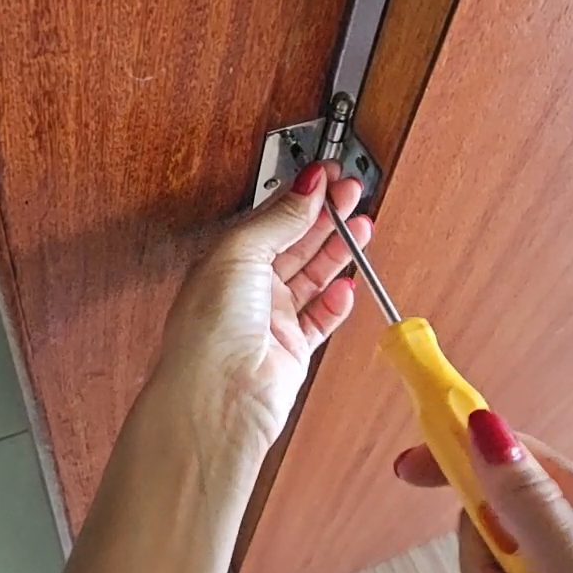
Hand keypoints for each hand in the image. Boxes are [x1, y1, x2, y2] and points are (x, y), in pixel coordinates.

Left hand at [152, 161, 372, 455]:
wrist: (218, 398)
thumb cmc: (210, 328)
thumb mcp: (241, 254)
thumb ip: (279, 219)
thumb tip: (307, 186)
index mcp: (226, 257)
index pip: (271, 216)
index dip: (302, 194)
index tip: (329, 175)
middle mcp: (247, 286)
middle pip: (295, 241)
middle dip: (326, 216)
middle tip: (353, 193)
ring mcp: (270, 318)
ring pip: (312, 275)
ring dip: (338, 250)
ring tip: (362, 226)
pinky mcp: (292, 349)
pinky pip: (321, 318)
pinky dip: (336, 301)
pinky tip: (347, 285)